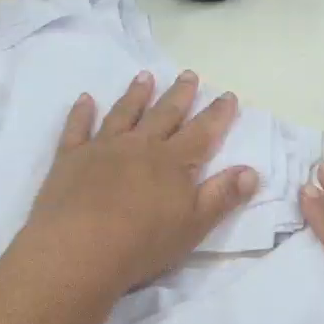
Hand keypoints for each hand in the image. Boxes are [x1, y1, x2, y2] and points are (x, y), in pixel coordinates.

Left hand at [24, 70, 258, 294]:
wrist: (79, 249)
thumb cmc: (142, 243)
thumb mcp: (193, 226)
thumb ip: (222, 196)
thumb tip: (252, 170)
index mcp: (172, 162)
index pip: (202, 132)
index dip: (217, 114)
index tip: (227, 95)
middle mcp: (140, 145)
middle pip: (164, 114)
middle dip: (179, 94)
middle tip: (188, 74)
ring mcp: (103, 147)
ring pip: (124, 113)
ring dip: (136, 94)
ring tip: (145, 76)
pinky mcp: (71, 157)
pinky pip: (77, 128)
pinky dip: (81, 112)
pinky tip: (85, 99)